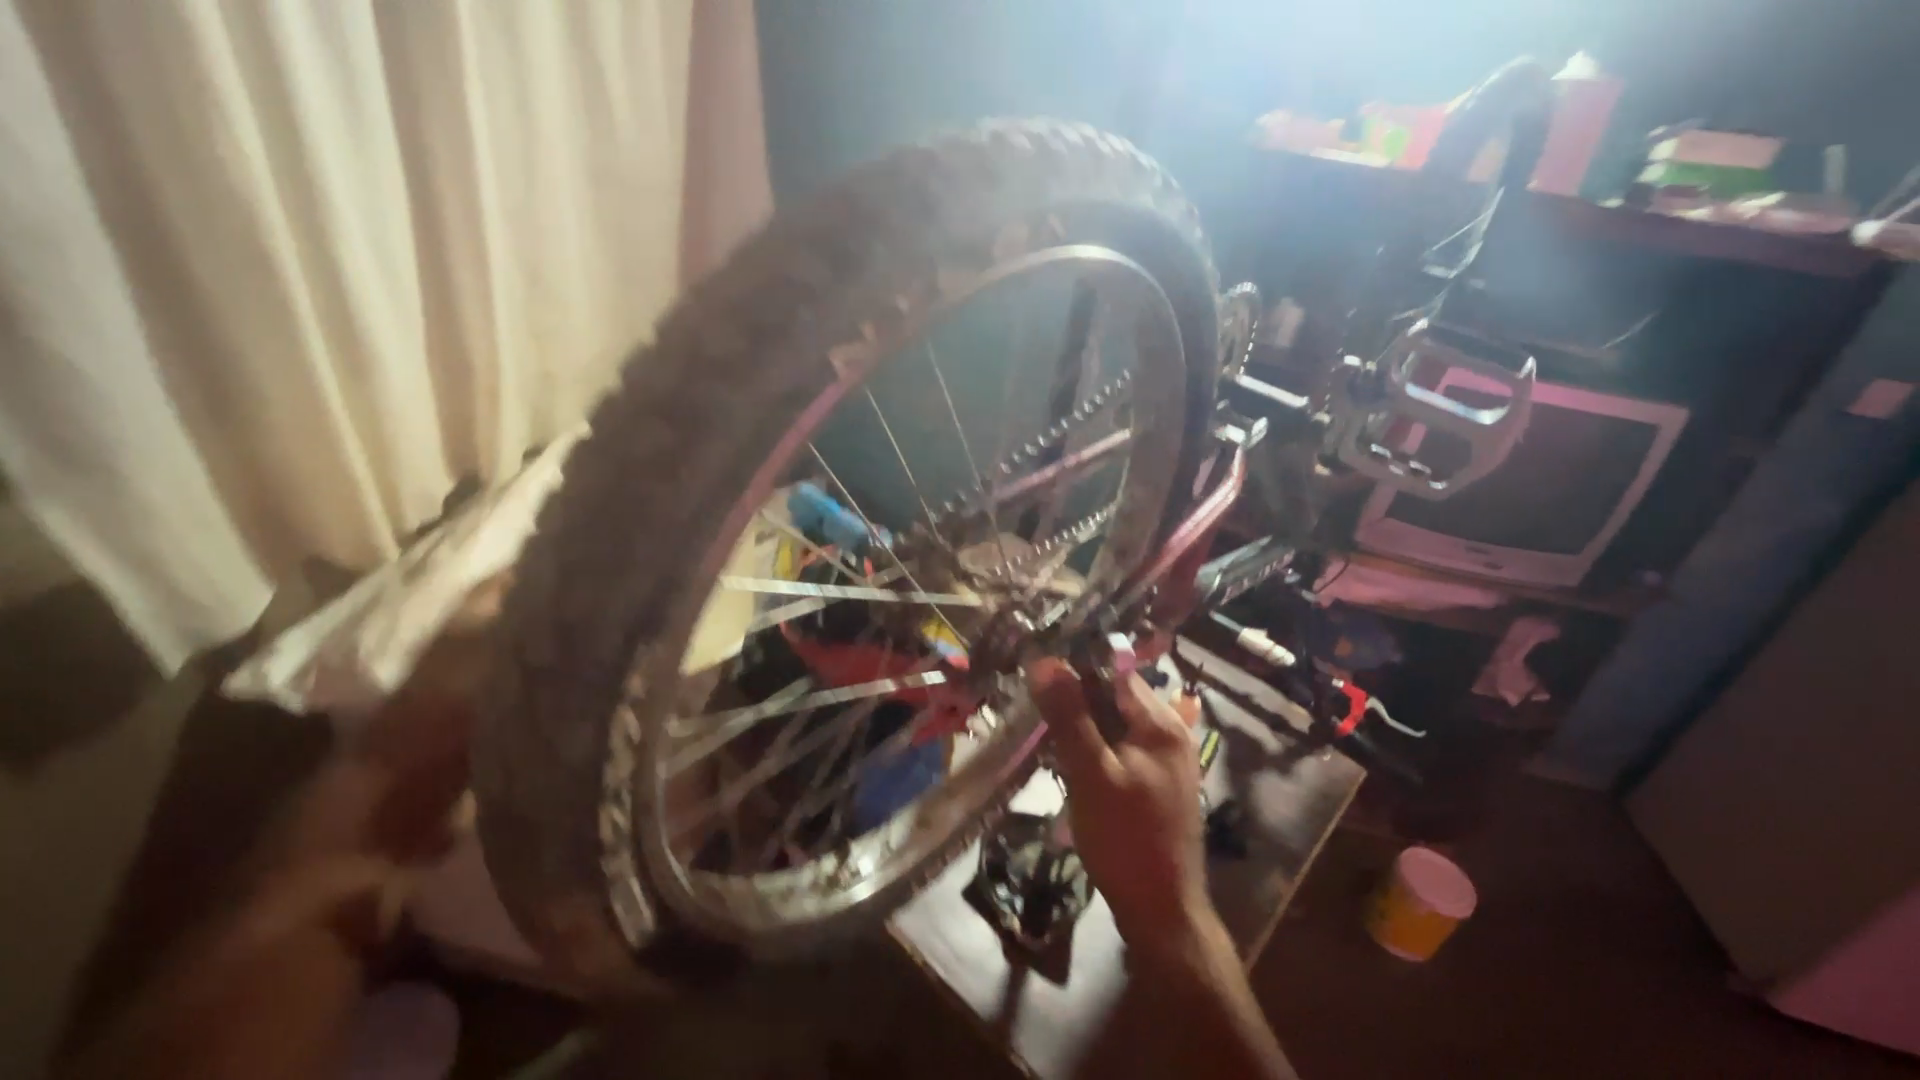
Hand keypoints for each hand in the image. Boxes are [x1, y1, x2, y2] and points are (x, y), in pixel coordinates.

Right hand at [1027, 658, 1219, 959]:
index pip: (1115, 672)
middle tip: (1033, 708)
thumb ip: (1069, 716)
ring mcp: (1167, 762)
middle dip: (1075, 699)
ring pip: (1115, 726)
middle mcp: (1171, 734)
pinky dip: (1095, 751)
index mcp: (1162, 724)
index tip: (1034, 671)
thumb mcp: (1090, 773)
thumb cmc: (1125, 838)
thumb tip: (1045, 661)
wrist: (1161, 911)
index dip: (1074, 667)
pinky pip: (1120, 752)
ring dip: (1082, 727)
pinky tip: (1069, 764)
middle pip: (1116, 698)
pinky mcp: (1156, 787)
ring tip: (1044, 737)